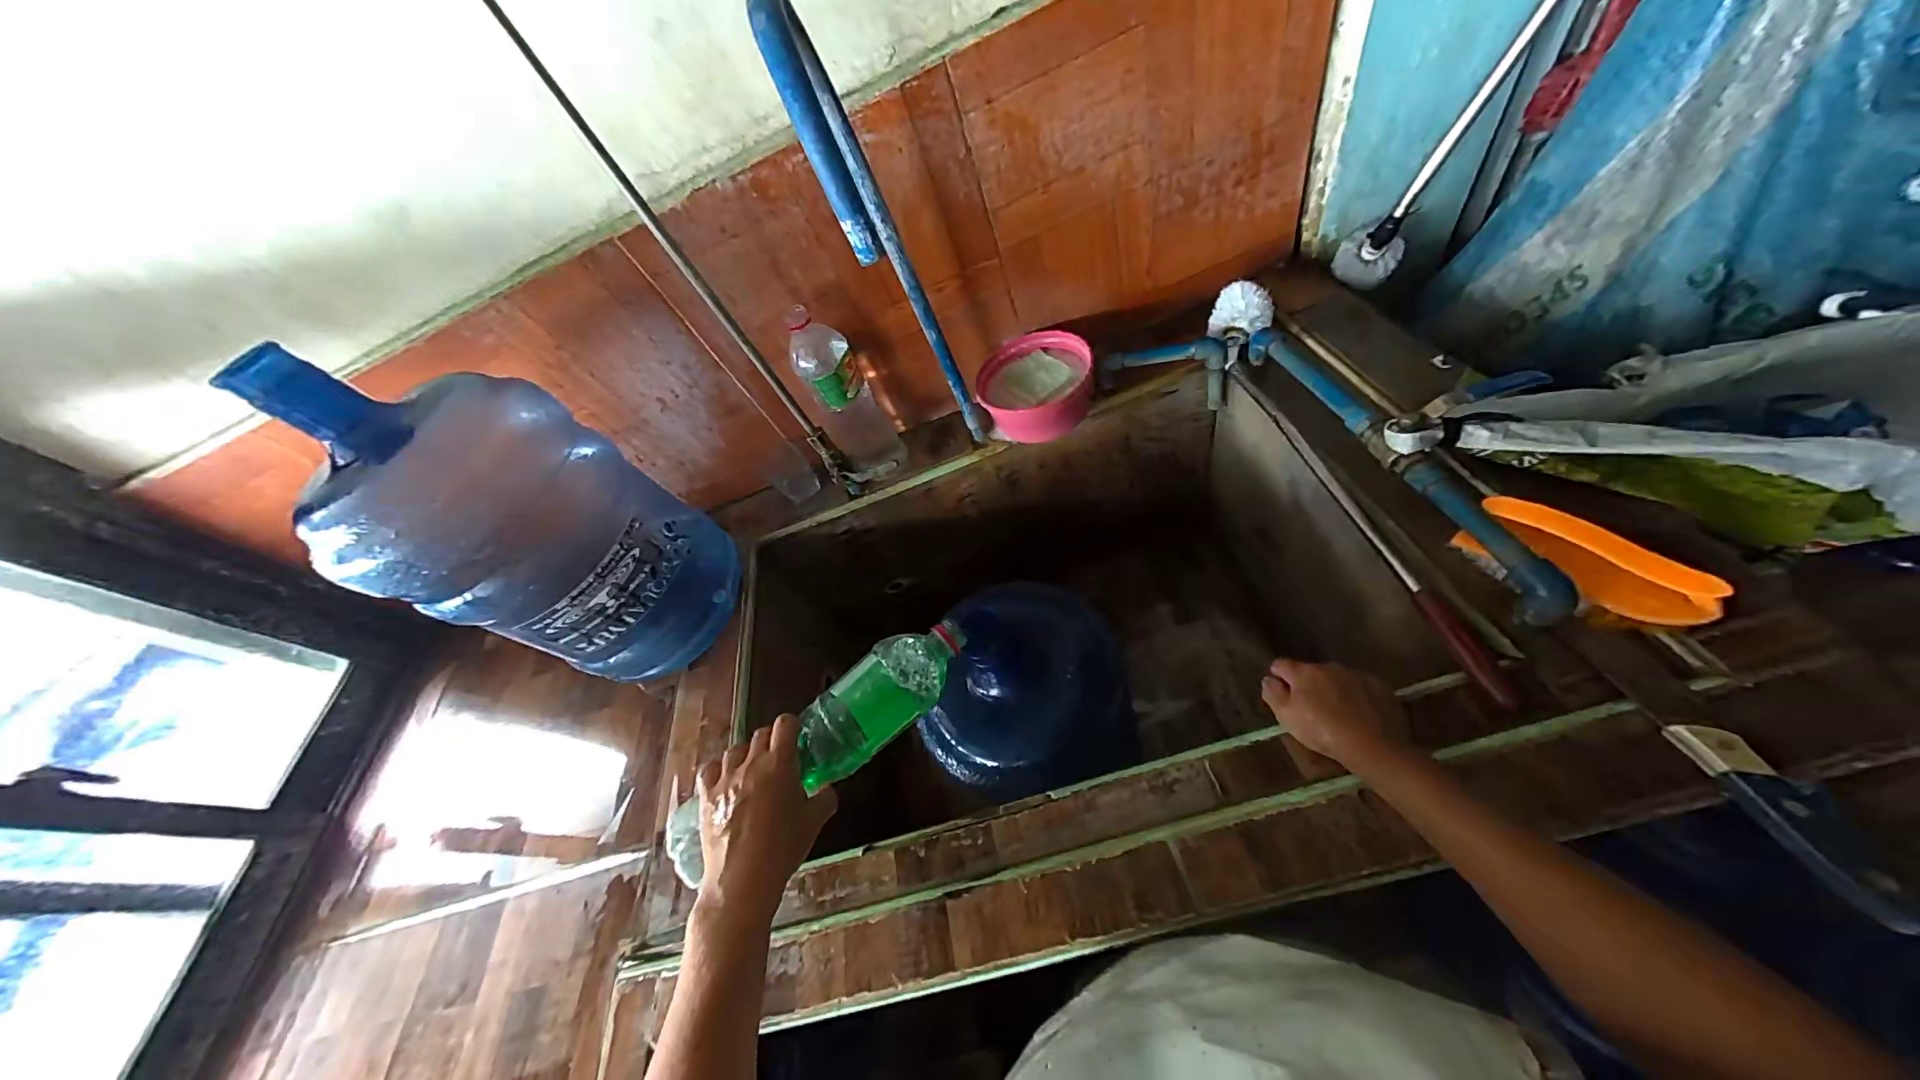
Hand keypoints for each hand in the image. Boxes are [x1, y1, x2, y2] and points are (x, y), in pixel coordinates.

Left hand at [693, 714, 836, 927]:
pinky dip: (719, 769)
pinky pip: (710, 769)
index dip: (792, 725)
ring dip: (746, 755)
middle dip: (771, 740)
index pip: (784, 725)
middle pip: (759, 735)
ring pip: (734, 750)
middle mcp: (750, 764)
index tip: (797, 736)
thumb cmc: (783, 848)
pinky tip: (726, 781)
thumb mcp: (814, 822)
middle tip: (779, 759)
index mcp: (780, 764)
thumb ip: (825, 798)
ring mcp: (725, 779)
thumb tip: (827, 789)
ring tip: (753, 771)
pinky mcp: (706, 797)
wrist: (742, 880)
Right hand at [1260, 658, 1406, 764]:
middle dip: (1308, 684)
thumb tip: (1268, 679)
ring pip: (1337, 678)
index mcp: (1303, 673)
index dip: (1278, 677)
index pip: (1281, 664)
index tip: (1281, 692)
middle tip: (1311, 708)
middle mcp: (1329, 667)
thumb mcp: (1287, 718)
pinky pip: (1361, 686)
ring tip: (1338, 712)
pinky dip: (1357, 695)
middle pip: (1311, 671)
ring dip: (1333, 689)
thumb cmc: (1322, 732)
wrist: (1374, 746)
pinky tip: (1360, 714)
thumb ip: (1273, 695)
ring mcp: (1356, 675)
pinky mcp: (1379, 686)